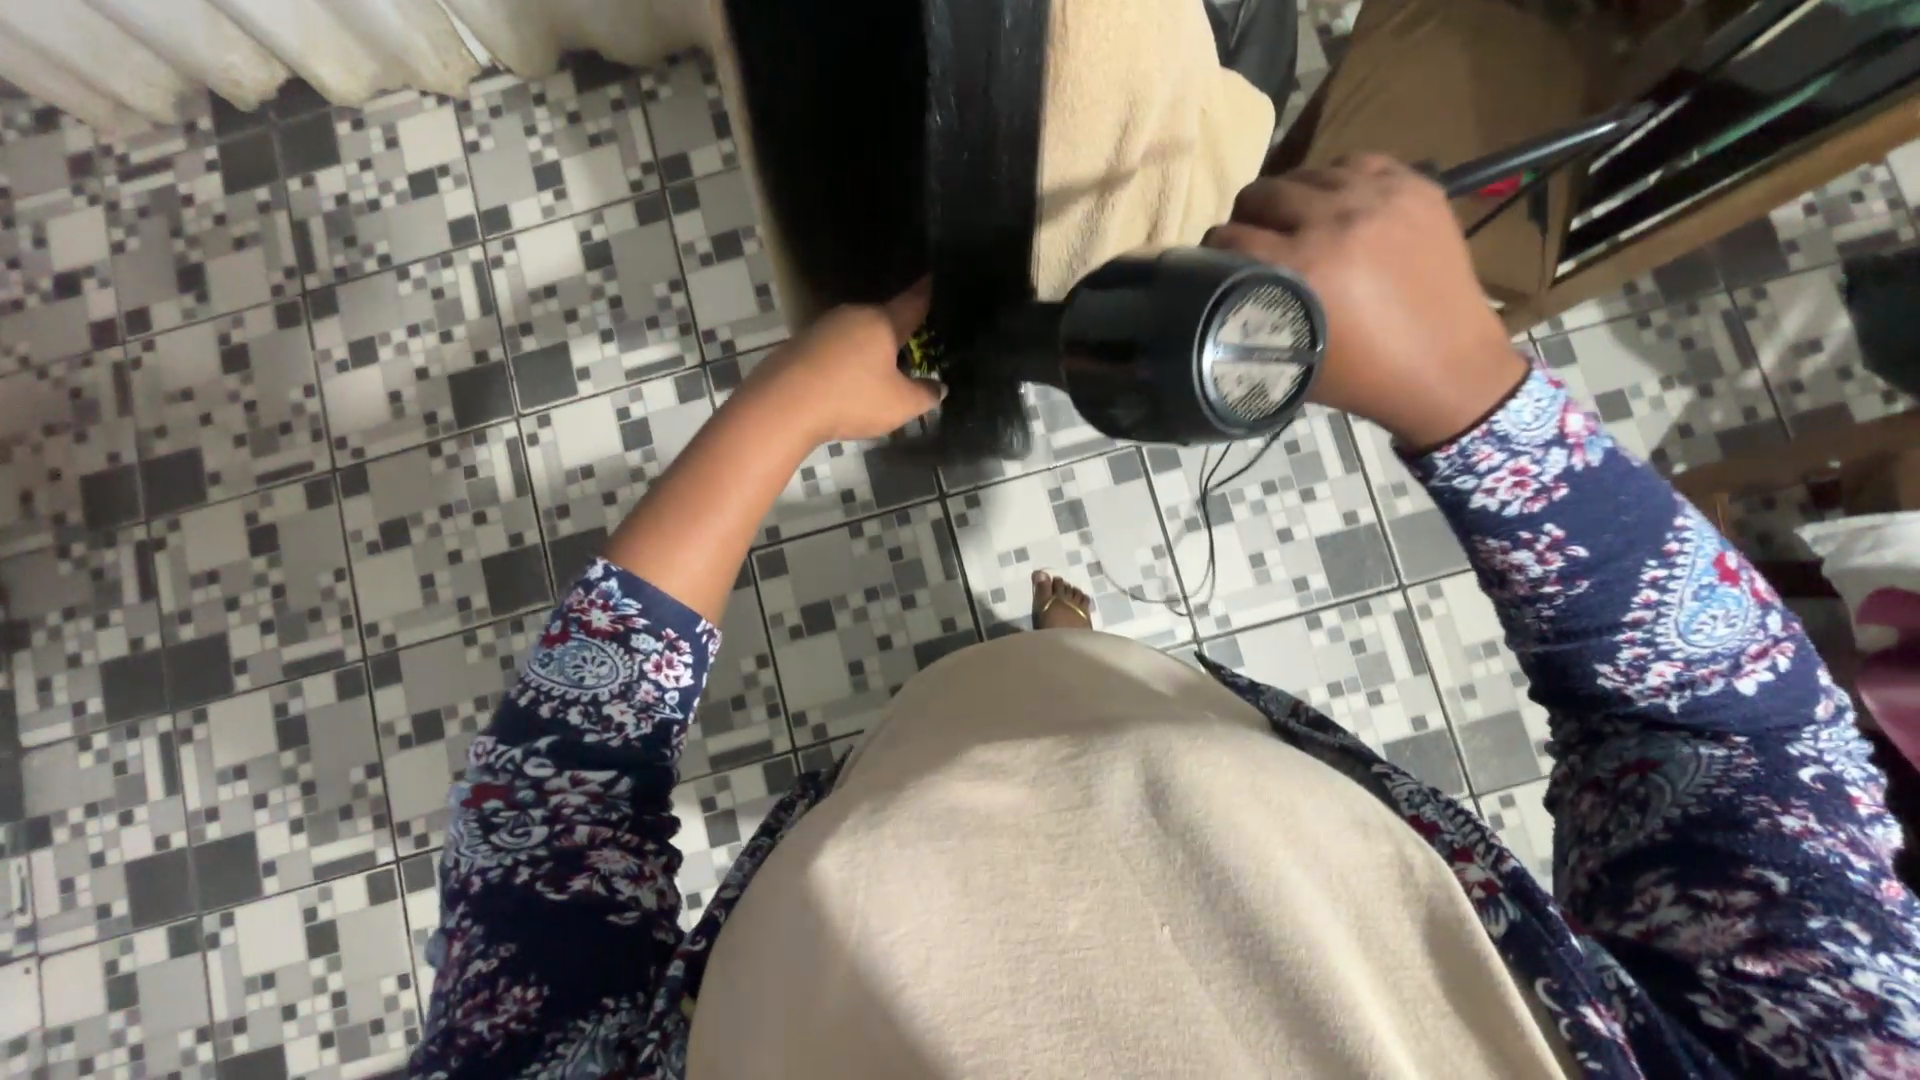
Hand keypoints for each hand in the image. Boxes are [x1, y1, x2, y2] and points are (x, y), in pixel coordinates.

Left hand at [743, 280, 945, 443]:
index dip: (929, 291)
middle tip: (913, 356)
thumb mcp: (899, 405)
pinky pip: (835, 351)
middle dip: (898, 335)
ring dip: (870, 353)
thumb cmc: (850, 399)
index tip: (938, 278)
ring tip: (879, 380)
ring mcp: (823, 328)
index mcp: (881, 321)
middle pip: (884, 320)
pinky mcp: (801, 345)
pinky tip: (846, 387)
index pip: (914, 300)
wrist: (782, 407)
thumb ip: (925, 395)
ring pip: (857, 336)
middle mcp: (852, 315)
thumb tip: (938, 387)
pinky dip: (846, 364)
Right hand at [1203, 155, 1526, 449]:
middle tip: (1251, 239)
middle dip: (1247, 216)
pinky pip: (1358, 163)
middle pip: (1264, 192)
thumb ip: (1250, 316)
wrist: (1447, 368)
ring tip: (1293, 221)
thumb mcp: (1289, 356)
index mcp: (1303, 266)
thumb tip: (1220, 291)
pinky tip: (1335, 204)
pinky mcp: (1415, 187)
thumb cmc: (1360, 376)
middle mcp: (1337, 220)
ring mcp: (1381, 197)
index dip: (1212, 249)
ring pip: (1308, 172)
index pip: (1231, 236)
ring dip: (1291, 196)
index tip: (1213, 262)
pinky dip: (1336, 181)